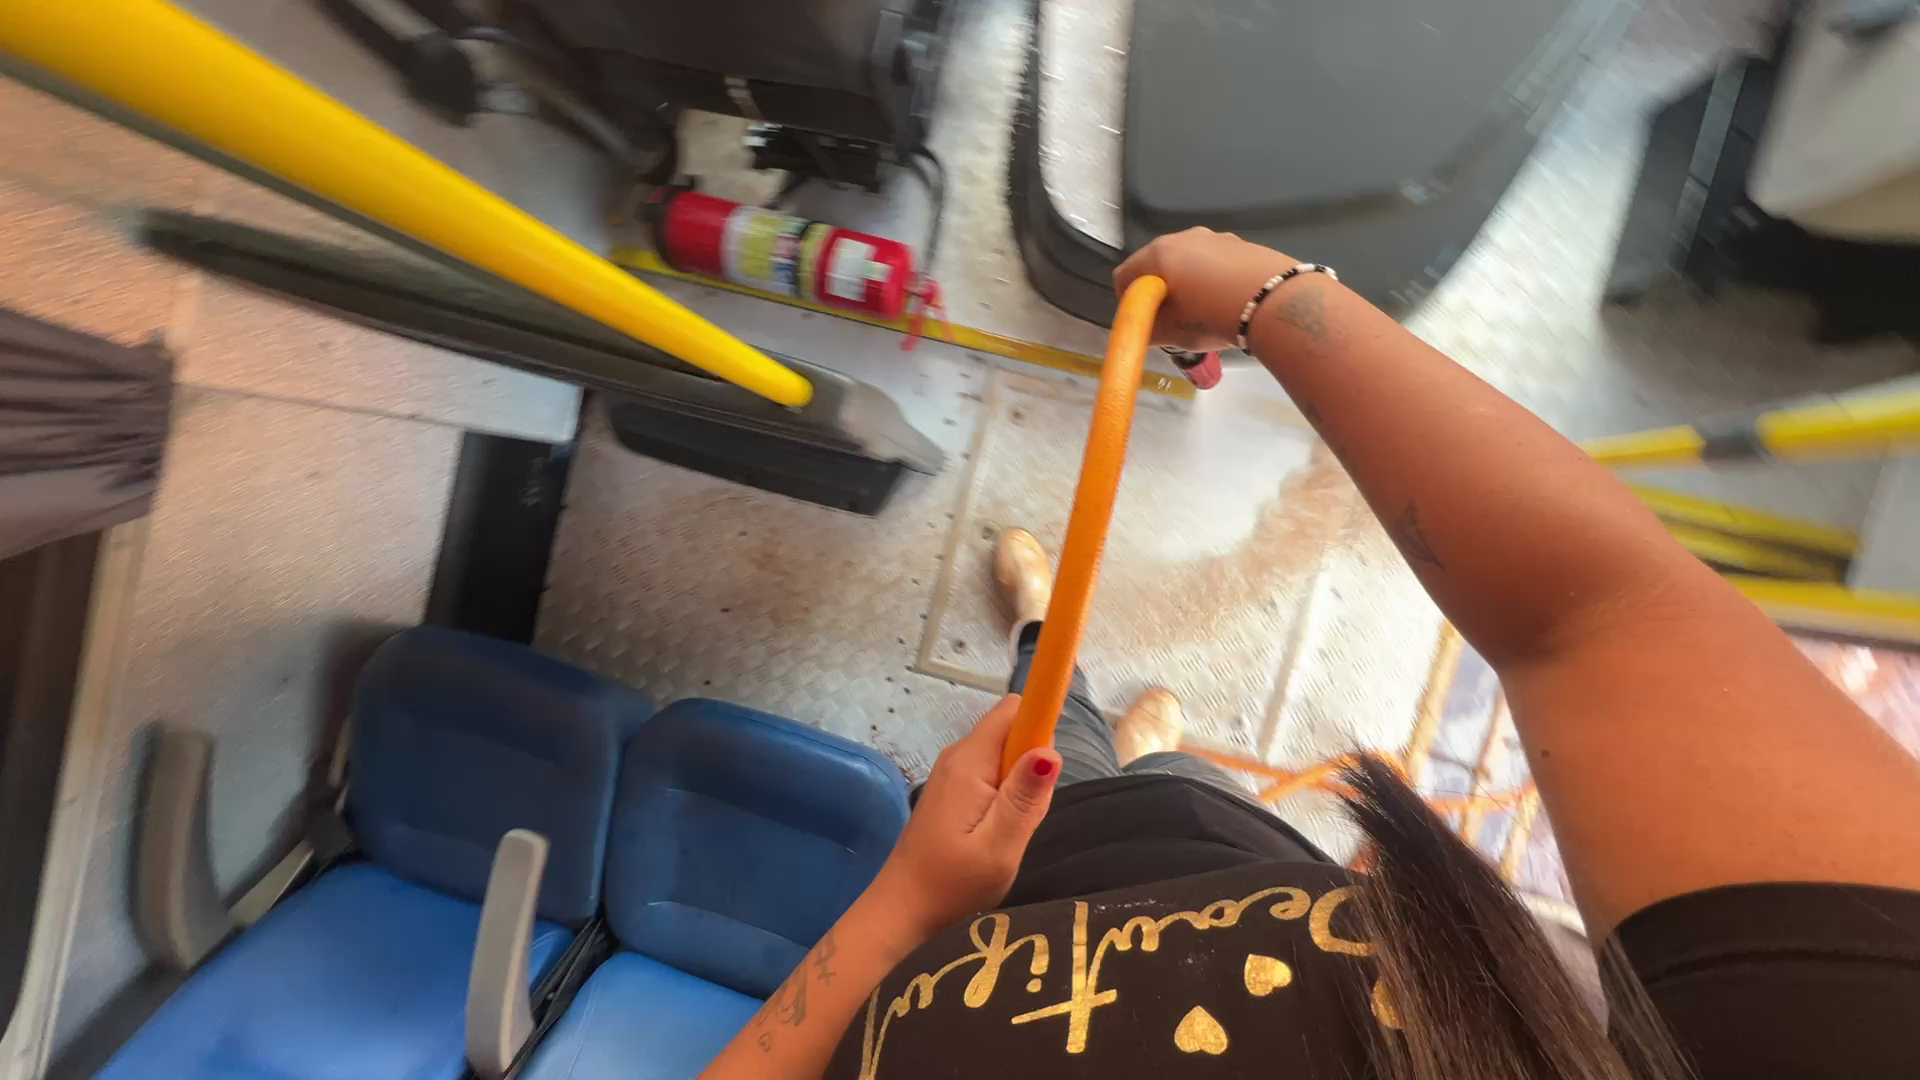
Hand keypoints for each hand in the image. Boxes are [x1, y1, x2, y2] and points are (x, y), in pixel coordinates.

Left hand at [871, 695, 1061, 936]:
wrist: (902, 911)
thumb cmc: (952, 884)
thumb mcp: (999, 848)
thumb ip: (1025, 798)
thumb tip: (1051, 750)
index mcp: (970, 760)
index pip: (1013, 710)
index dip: (1041, 721)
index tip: (1050, 765)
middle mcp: (959, 755)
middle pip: (1012, 732)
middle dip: (1032, 765)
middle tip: (1024, 817)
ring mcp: (953, 771)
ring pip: (1004, 756)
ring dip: (1019, 787)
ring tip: (1009, 832)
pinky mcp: (953, 789)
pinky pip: (992, 775)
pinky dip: (1005, 798)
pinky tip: (995, 834)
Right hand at [1113, 227, 1296, 349]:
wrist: (1275, 301)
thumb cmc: (1211, 316)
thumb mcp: (1171, 334)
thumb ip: (1147, 330)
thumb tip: (1143, 328)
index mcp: (1158, 255)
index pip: (1124, 276)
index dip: (1127, 302)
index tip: (1141, 321)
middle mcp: (1182, 237)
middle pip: (1155, 264)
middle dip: (1156, 291)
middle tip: (1169, 319)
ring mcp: (1213, 236)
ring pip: (1185, 261)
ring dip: (1184, 283)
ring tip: (1201, 311)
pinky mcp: (1239, 243)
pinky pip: (1211, 261)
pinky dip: (1209, 279)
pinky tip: (1223, 301)